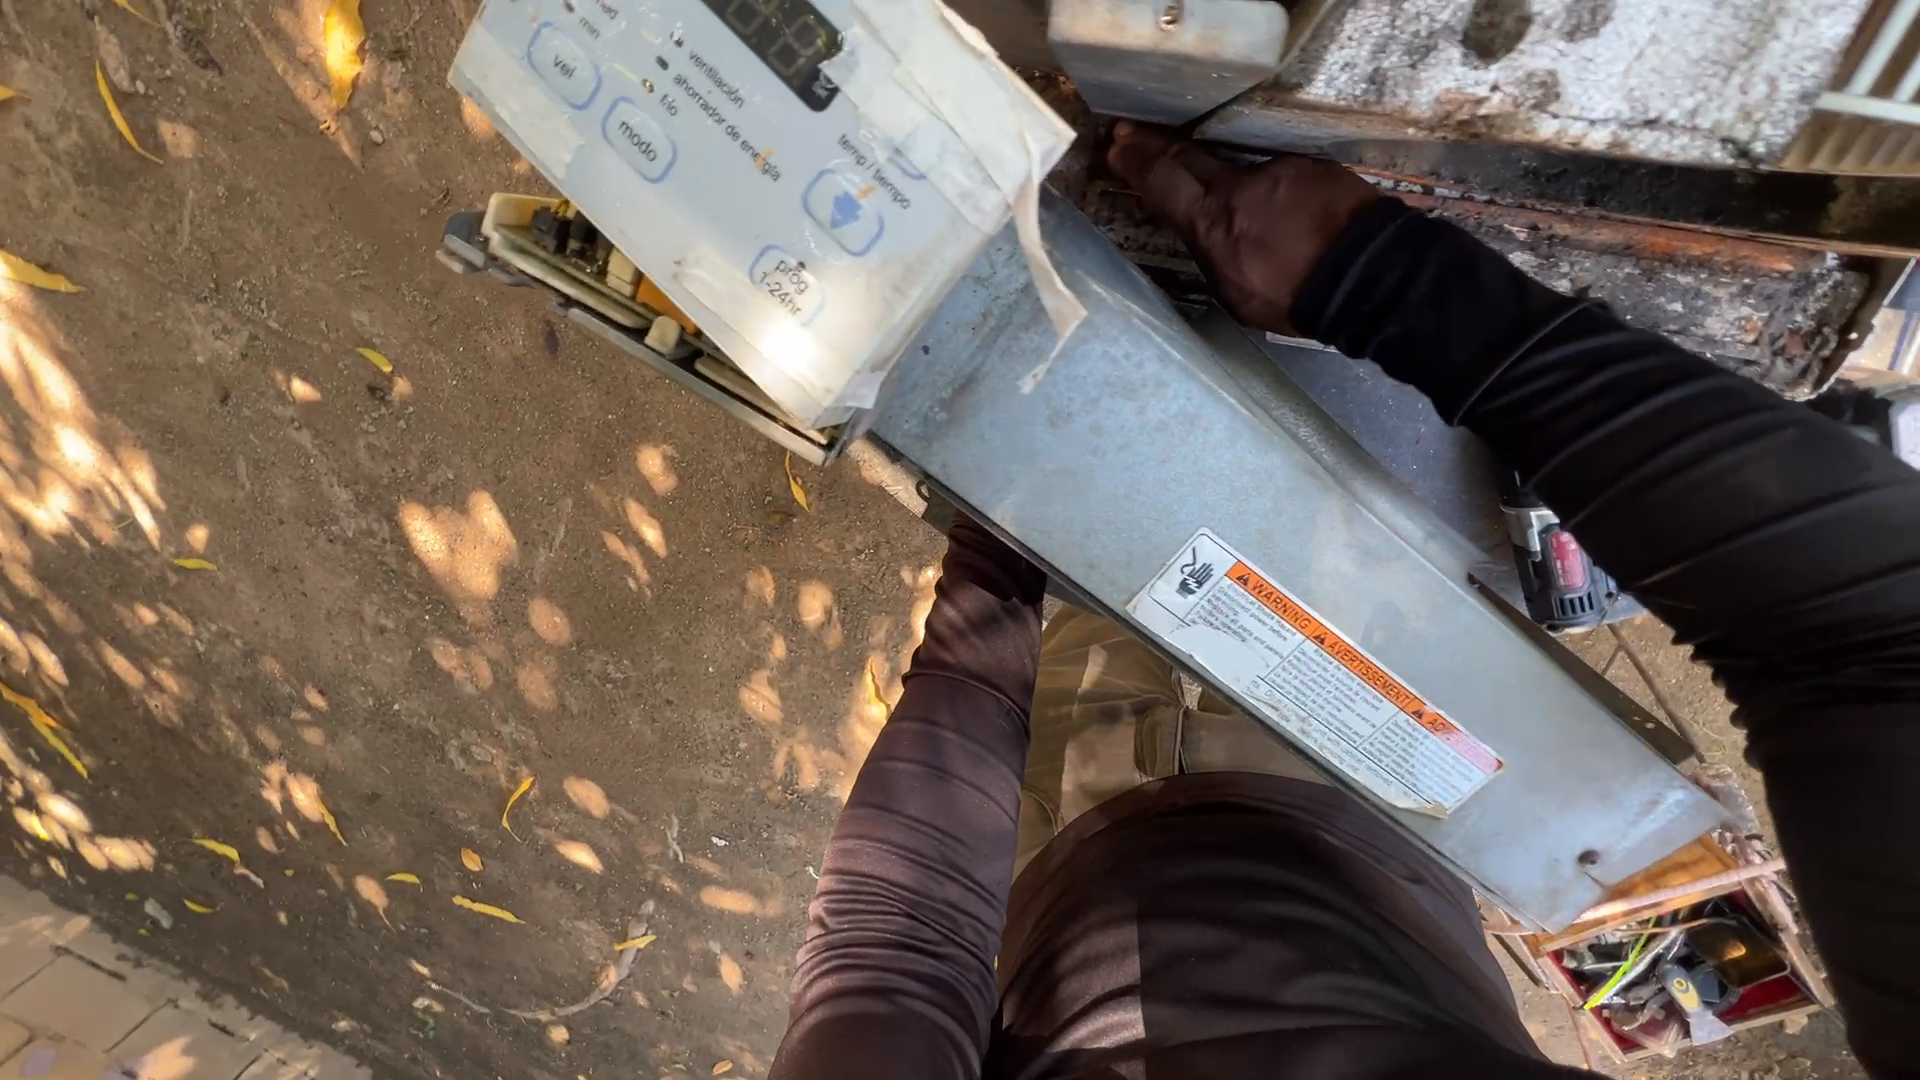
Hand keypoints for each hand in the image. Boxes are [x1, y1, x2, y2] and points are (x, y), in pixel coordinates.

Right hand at [1106, 122, 1379, 335]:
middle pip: (1188, 157)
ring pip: (1235, 166)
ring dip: (1216, 172)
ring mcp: (1277, 172)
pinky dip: (1268, 187)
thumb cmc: (1292, 300)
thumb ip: (1213, 255)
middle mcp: (1238, 189)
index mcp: (1212, 226)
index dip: (1136, 163)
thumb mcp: (1234, 293)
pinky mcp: (1311, 167)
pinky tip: (1278, 206)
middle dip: (1155, 145)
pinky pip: (1277, 173)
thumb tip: (1207, 237)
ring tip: (1219, 192)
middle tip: (1131, 133)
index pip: (1163, 183)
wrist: (1365, 278)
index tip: (1118, 148)